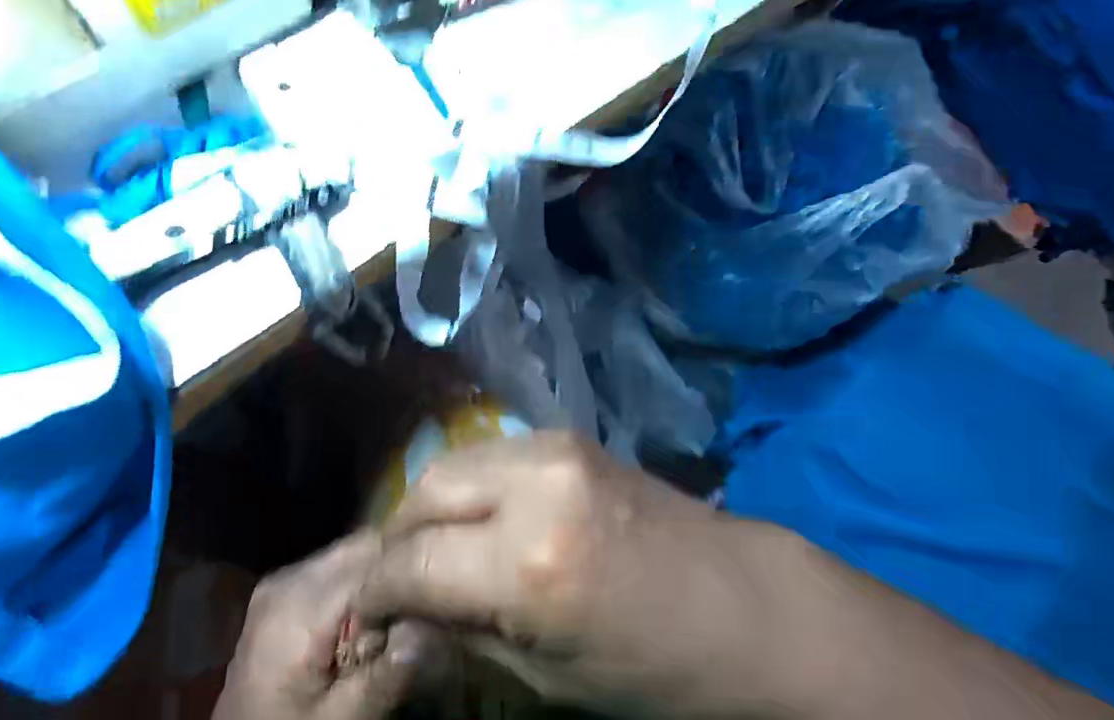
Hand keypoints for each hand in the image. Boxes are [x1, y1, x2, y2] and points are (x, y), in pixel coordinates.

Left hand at [213, 533, 439, 719]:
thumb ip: (386, 672)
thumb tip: (437, 625)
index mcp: (299, 604)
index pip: (368, 559)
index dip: (411, 568)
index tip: (446, 586)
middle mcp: (287, 577)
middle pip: (356, 550)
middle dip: (397, 567)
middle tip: (435, 596)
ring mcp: (279, 582)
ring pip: (345, 555)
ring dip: (379, 575)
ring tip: (411, 606)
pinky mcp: (279, 594)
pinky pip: (329, 572)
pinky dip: (357, 585)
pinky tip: (376, 616)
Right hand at [351, 432, 780, 716]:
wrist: (750, 610)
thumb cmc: (656, 669)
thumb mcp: (551, 680)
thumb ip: (464, 638)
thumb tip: (401, 618)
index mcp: (531, 565)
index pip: (417, 562)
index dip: (380, 586)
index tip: (364, 605)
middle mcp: (532, 488)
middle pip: (425, 491)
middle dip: (399, 534)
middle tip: (396, 574)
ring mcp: (549, 448)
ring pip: (450, 462)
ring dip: (428, 504)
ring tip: (430, 545)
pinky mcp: (562, 434)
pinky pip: (487, 453)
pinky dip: (466, 483)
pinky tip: (473, 517)